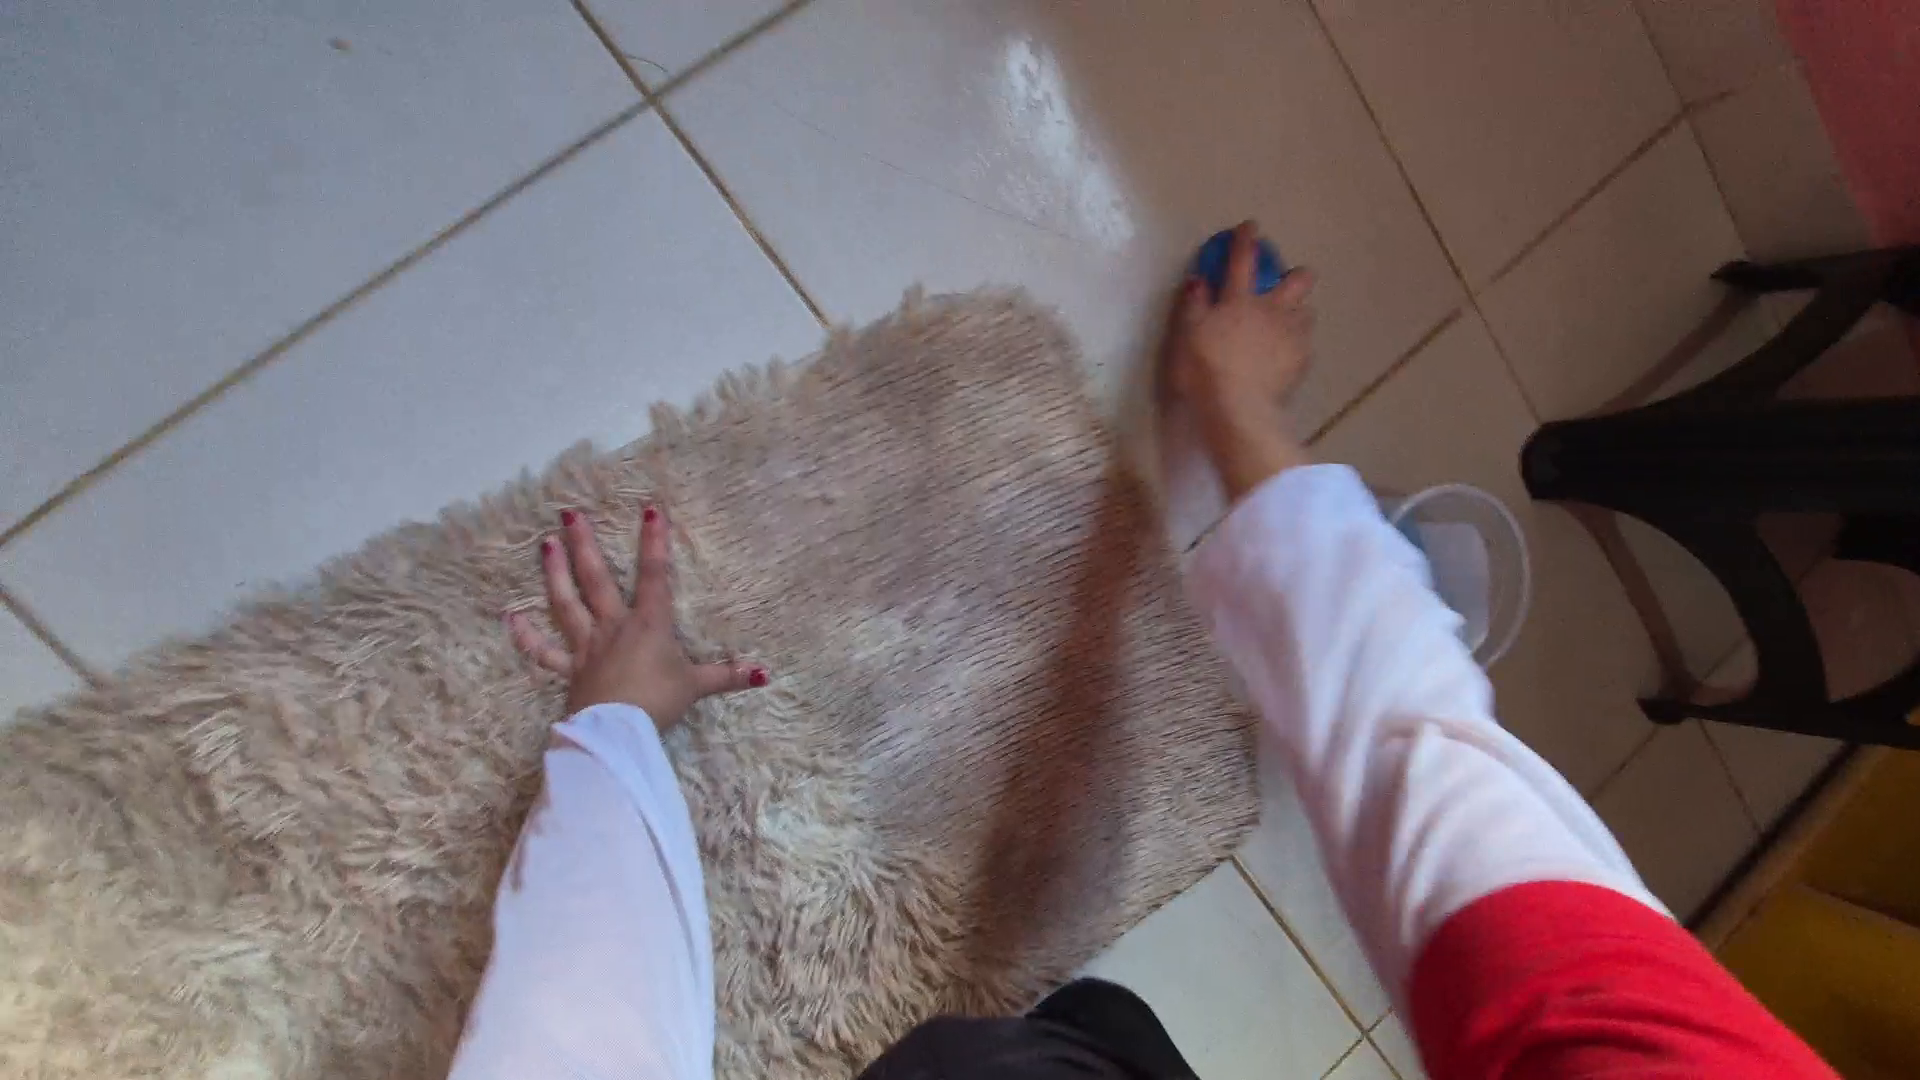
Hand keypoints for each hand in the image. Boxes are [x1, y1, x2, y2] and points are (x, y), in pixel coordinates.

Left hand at [506, 503, 766, 728]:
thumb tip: (764, 673)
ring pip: (566, 604)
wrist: (615, 733)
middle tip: (568, 513)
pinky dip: (526, 636)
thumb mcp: (697, 686)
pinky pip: (543, 652)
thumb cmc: (658, 702)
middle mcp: (614, 626)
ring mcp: (587, 646)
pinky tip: (511, 616)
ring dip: (554, 574)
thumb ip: (727, 676)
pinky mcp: (568, 669)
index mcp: (649, 624)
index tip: (649, 511)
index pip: (655, 575)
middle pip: (597, 579)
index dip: (654, 542)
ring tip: (545, 544)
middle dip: (584, 544)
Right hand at [1163, 221, 1317, 500]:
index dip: (1246, 240)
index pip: (1243, 260)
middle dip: (1294, 276)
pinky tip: (1284, 357)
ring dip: (1297, 312)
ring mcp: (1292, 335)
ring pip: (1307, 311)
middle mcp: (1273, 310)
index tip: (1250, 227)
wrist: (1239, 409)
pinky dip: (1296, 345)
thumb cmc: (1205, 371)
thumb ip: (1193, 305)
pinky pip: (1305, 344)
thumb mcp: (1186, 336)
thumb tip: (1198, 280)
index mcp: (1240, 300)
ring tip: (1284, 326)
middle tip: (1282, 287)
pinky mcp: (1302, 361)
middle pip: (1299, 279)